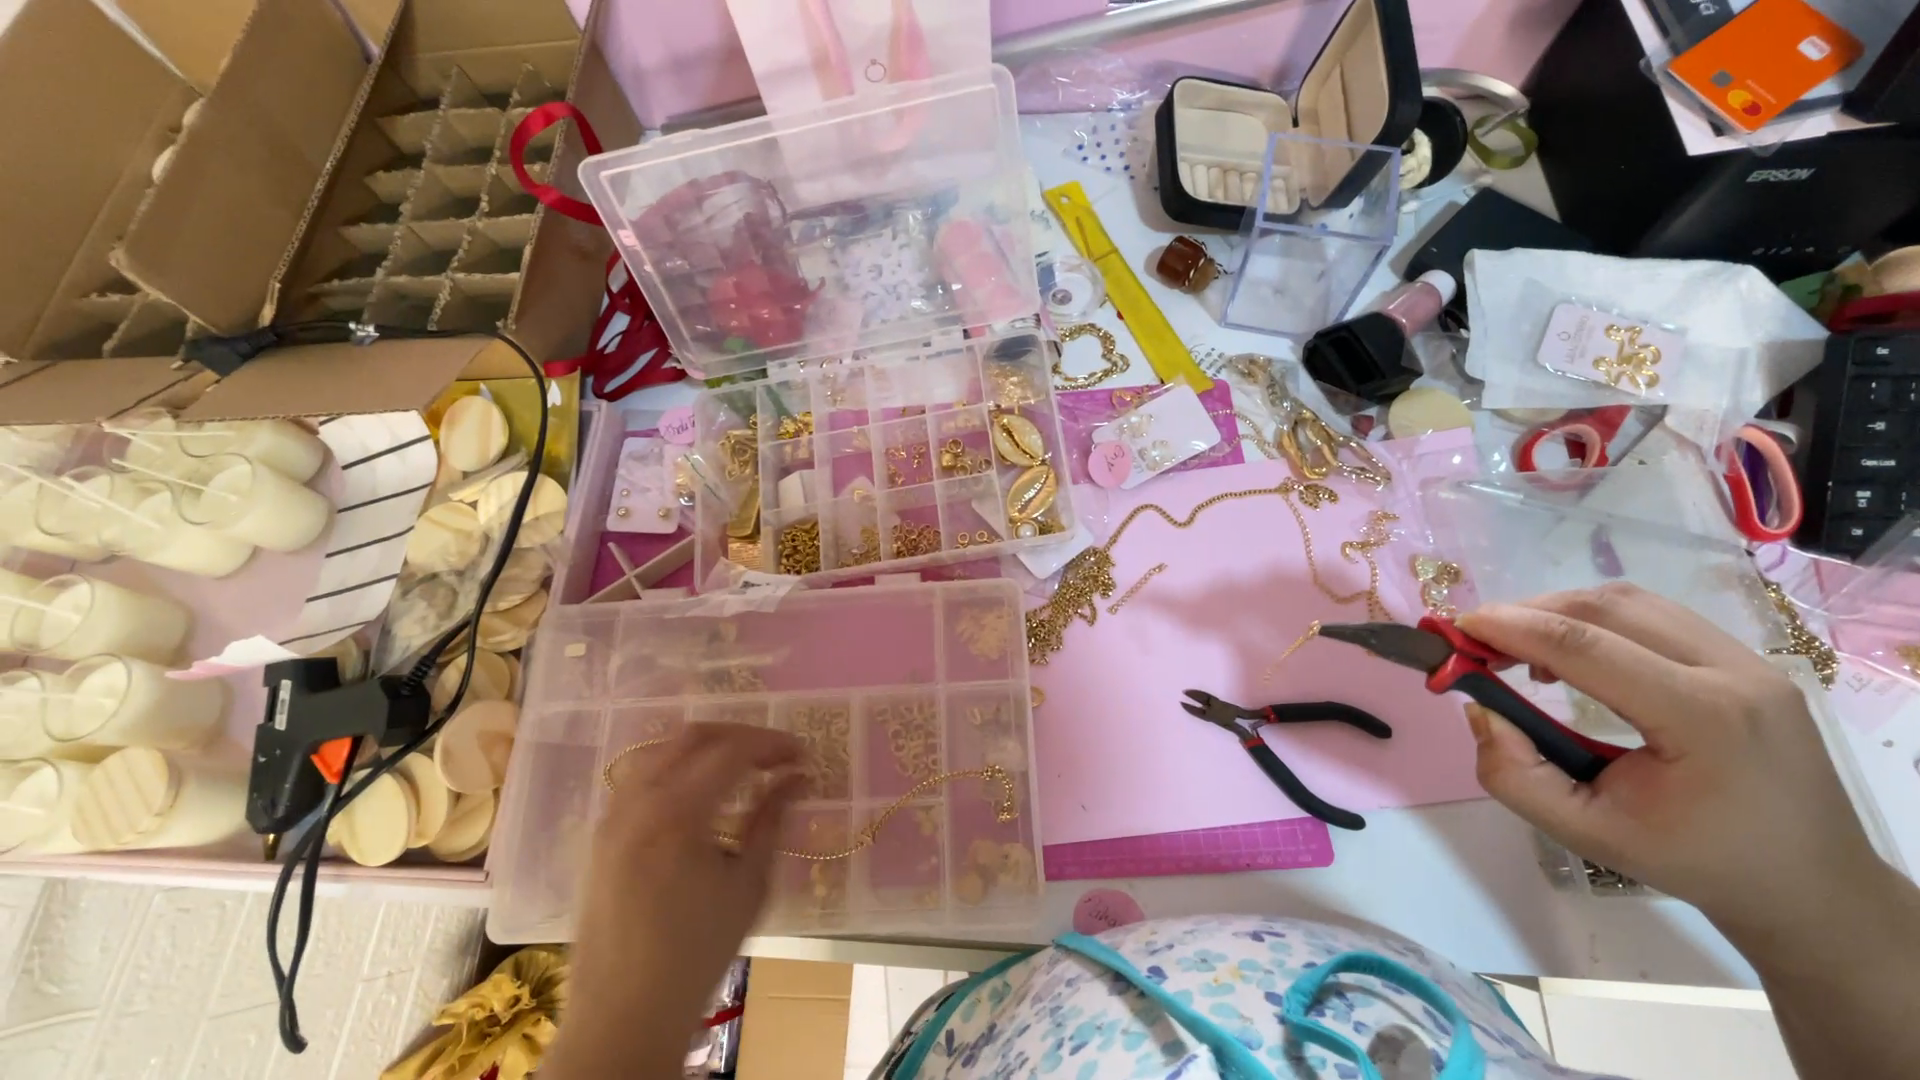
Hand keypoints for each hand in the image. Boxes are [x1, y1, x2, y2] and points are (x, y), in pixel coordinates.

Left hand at [547, 722, 803, 1078]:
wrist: (625, 1012)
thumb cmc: (697, 953)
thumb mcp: (748, 885)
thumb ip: (771, 820)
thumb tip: (798, 778)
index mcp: (675, 813)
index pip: (730, 751)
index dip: (771, 744)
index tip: (803, 754)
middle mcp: (637, 801)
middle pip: (692, 737)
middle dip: (740, 736)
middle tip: (777, 754)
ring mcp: (612, 815)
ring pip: (662, 751)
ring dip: (706, 748)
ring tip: (743, 767)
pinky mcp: (602, 833)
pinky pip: (641, 777)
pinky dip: (677, 768)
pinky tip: (701, 792)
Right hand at [1456, 584, 1886, 938]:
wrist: (1807, 881)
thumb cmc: (1694, 861)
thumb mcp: (1586, 833)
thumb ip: (1515, 775)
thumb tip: (1479, 710)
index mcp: (1703, 719)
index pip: (1587, 647)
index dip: (1512, 628)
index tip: (1456, 629)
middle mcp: (1734, 673)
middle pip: (1607, 608)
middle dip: (1528, 612)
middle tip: (1476, 639)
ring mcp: (1749, 660)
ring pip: (1631, 602)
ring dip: (1560, 611)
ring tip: (1517, 647)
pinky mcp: (1746, 660)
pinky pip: (1655, 616)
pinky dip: (1595, 620)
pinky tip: (1569, 653)